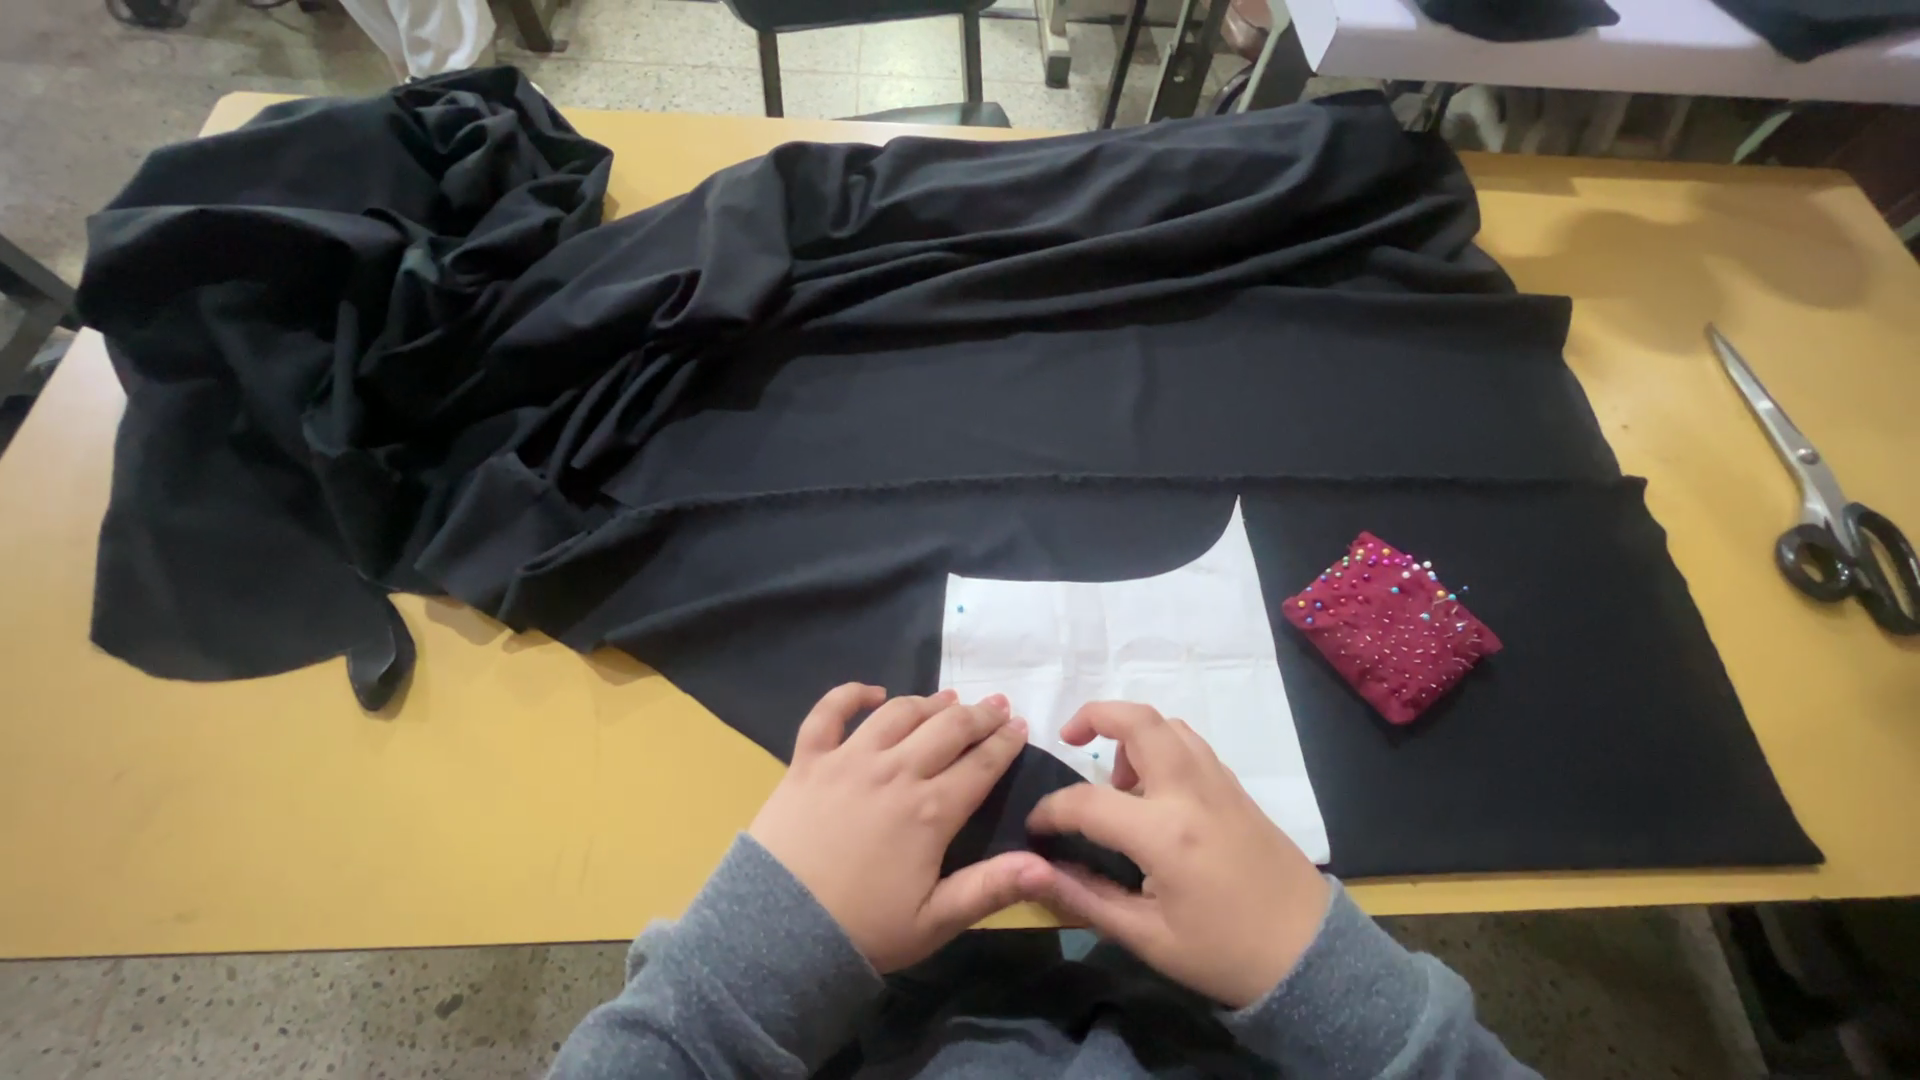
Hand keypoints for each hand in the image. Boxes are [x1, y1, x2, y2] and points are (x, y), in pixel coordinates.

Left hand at [749, 684, 1051, 972]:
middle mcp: (894, 772)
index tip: (1020, 725)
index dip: (1005, 741)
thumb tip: (1046, 864)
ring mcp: (848, 760)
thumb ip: (990, 888)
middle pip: (947, 729)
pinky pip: (828, 712)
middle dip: (979, 714)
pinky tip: (872, 692)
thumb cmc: (862, 930)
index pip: (981, 763)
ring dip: (928, 702)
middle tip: (996, 704)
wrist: (775, 933)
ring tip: (949, 699)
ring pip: (898, 713)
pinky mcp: (808, 760)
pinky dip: (850, 694)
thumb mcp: (934, 922)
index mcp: (930, 811)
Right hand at [1025, 702, 1331, 1008]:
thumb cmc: (1225, 953)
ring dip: (1132, 732)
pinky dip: (1160, 745)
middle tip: (1071, 740)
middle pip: (1138, 720)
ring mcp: (1218, 782)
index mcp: (1165, 832)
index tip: (1034, 827)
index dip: (1050, 811)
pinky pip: (1190, 744)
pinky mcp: (1236, 788)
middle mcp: (1191, 791)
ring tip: (1117, 777)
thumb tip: (1035, 870)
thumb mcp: (1148, 938)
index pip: (1087, 802)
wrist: (1312, 956)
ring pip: (1167, 724)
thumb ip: (1086, 897)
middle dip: (1094, 715)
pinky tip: (1153, 790)